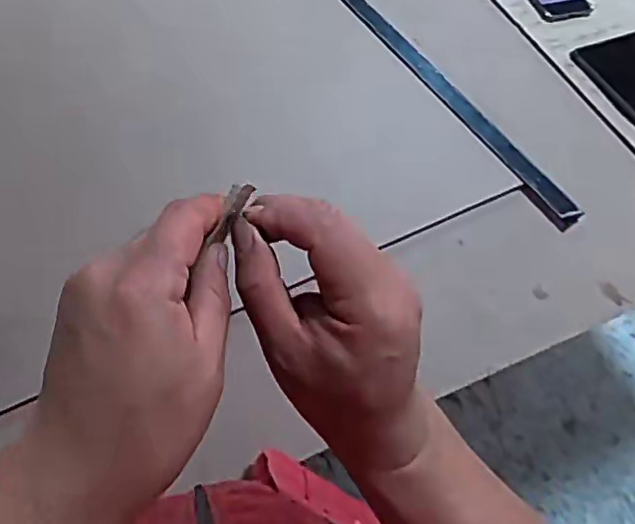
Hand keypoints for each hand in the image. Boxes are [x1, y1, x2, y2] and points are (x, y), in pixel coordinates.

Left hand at [16, 195, 233, 521]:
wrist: (76, 463)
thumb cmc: (144, 429)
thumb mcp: (205, 364)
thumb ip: (213, 292)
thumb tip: (217, 249)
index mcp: (139, 283)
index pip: (180, 216)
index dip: (211, 207)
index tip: (232, 209)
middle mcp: (103, 270)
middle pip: (158, 234)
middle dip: (190, 248)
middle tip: (214, 285)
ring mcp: (83, 281)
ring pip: (139, 252)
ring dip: (164, 269)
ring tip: (178, 323)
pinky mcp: (73, 295)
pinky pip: (118, 270)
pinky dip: (141, 282)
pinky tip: (150, 326)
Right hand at [231, 195, 432, 476]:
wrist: (382, 425)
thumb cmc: (334, 399)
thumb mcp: (281, 347)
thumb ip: (258, 283)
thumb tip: (243, 231)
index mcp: (371, 303)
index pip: (321, 230)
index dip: (277, 213)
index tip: (241, 218)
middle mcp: (390, 280)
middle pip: (328, 217)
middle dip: (280, 209)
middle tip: (242, 221)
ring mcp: (393, 271)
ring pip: (334, 218)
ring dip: (292, 215)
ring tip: (257, 228)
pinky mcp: (385, 269)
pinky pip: (341, 231)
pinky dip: (307, 226)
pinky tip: (283, 234)